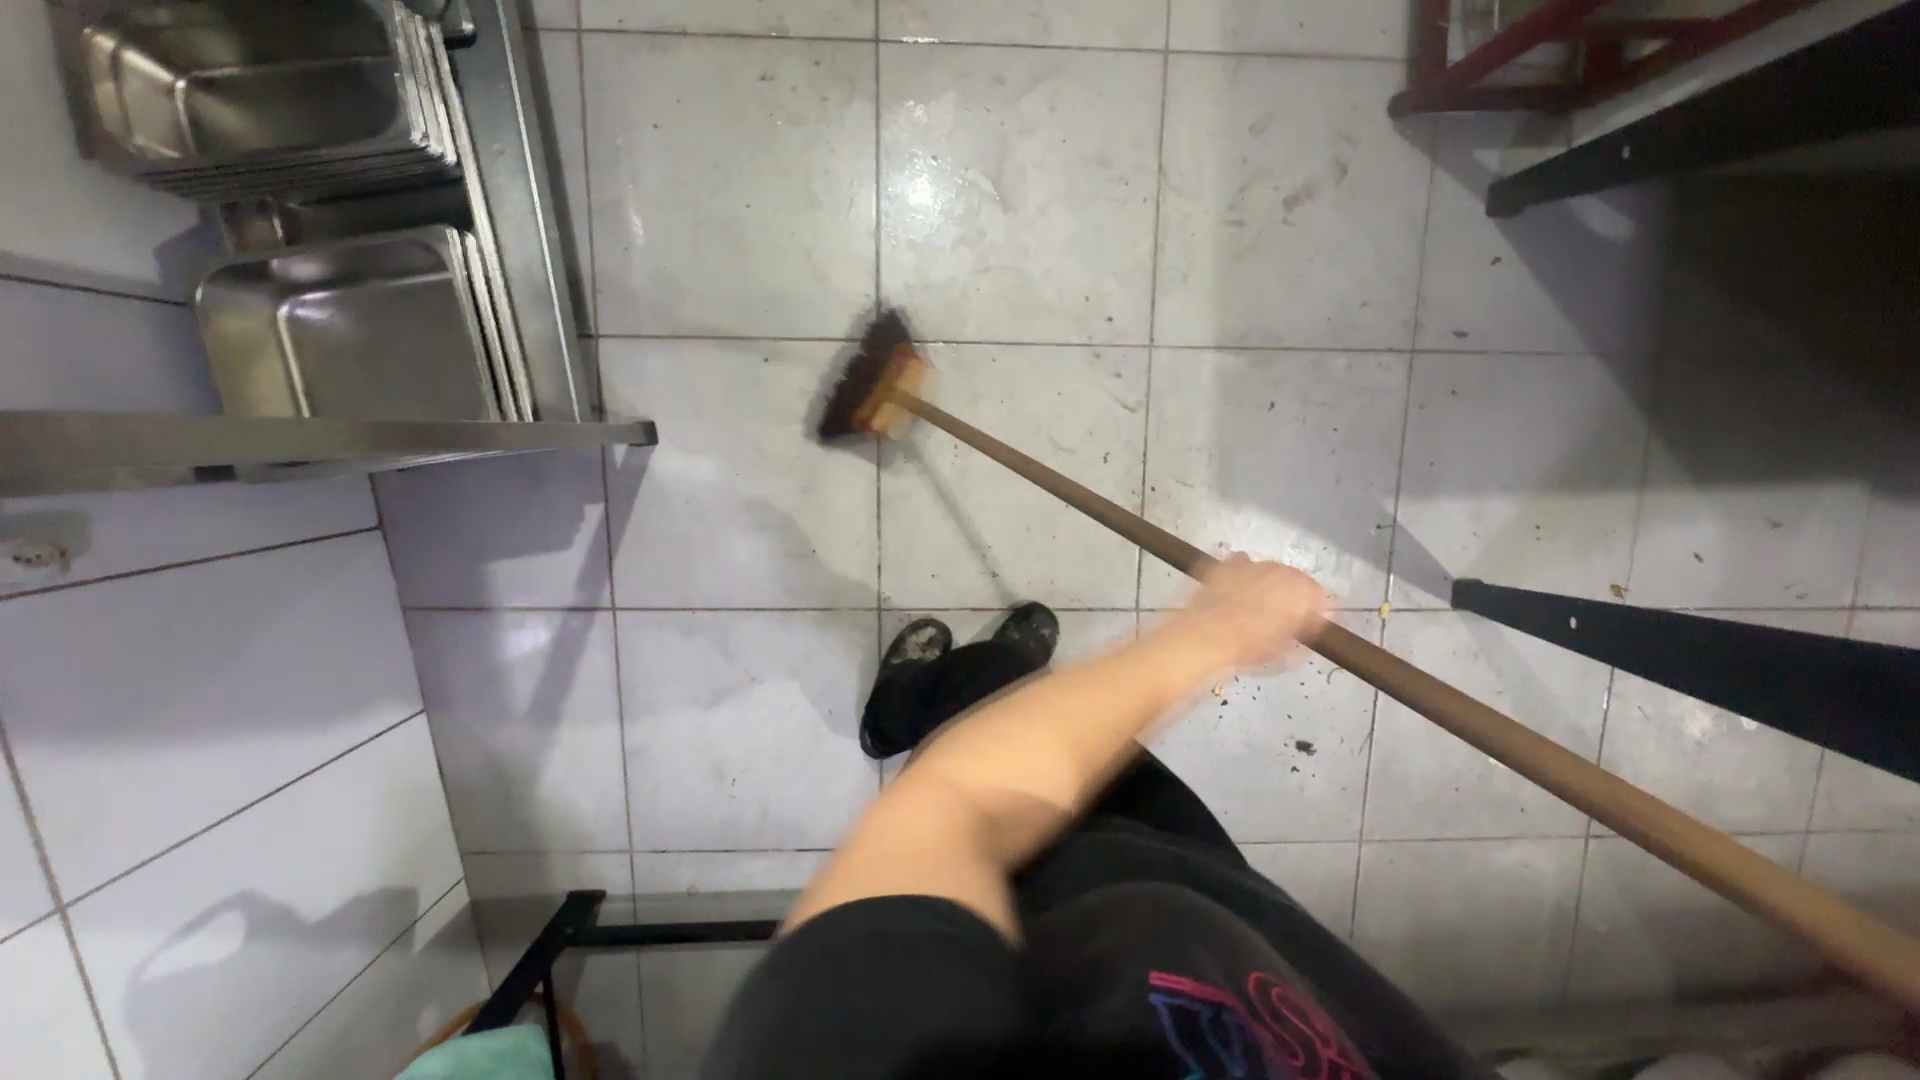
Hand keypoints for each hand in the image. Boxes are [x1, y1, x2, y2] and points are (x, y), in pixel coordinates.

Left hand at [1166, 554, 1330, 670]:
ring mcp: (1253, 562)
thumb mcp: (1287, 647)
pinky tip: (1235, 588)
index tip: (1305, 623)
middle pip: (1294, 579)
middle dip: (1290, 594)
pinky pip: (1241, 564)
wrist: (1207, 634)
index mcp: (1303, 590)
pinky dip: (1242, 574)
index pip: (1319, 595)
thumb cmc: (1251, 646)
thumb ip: (1305, 630)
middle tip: (1280, 614)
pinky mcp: (1228, 563)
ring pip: (1268, 570)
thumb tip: (1312, 622)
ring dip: (1267, 582)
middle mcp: (1282, 570)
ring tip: (1254, 602)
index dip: (1313, 609)